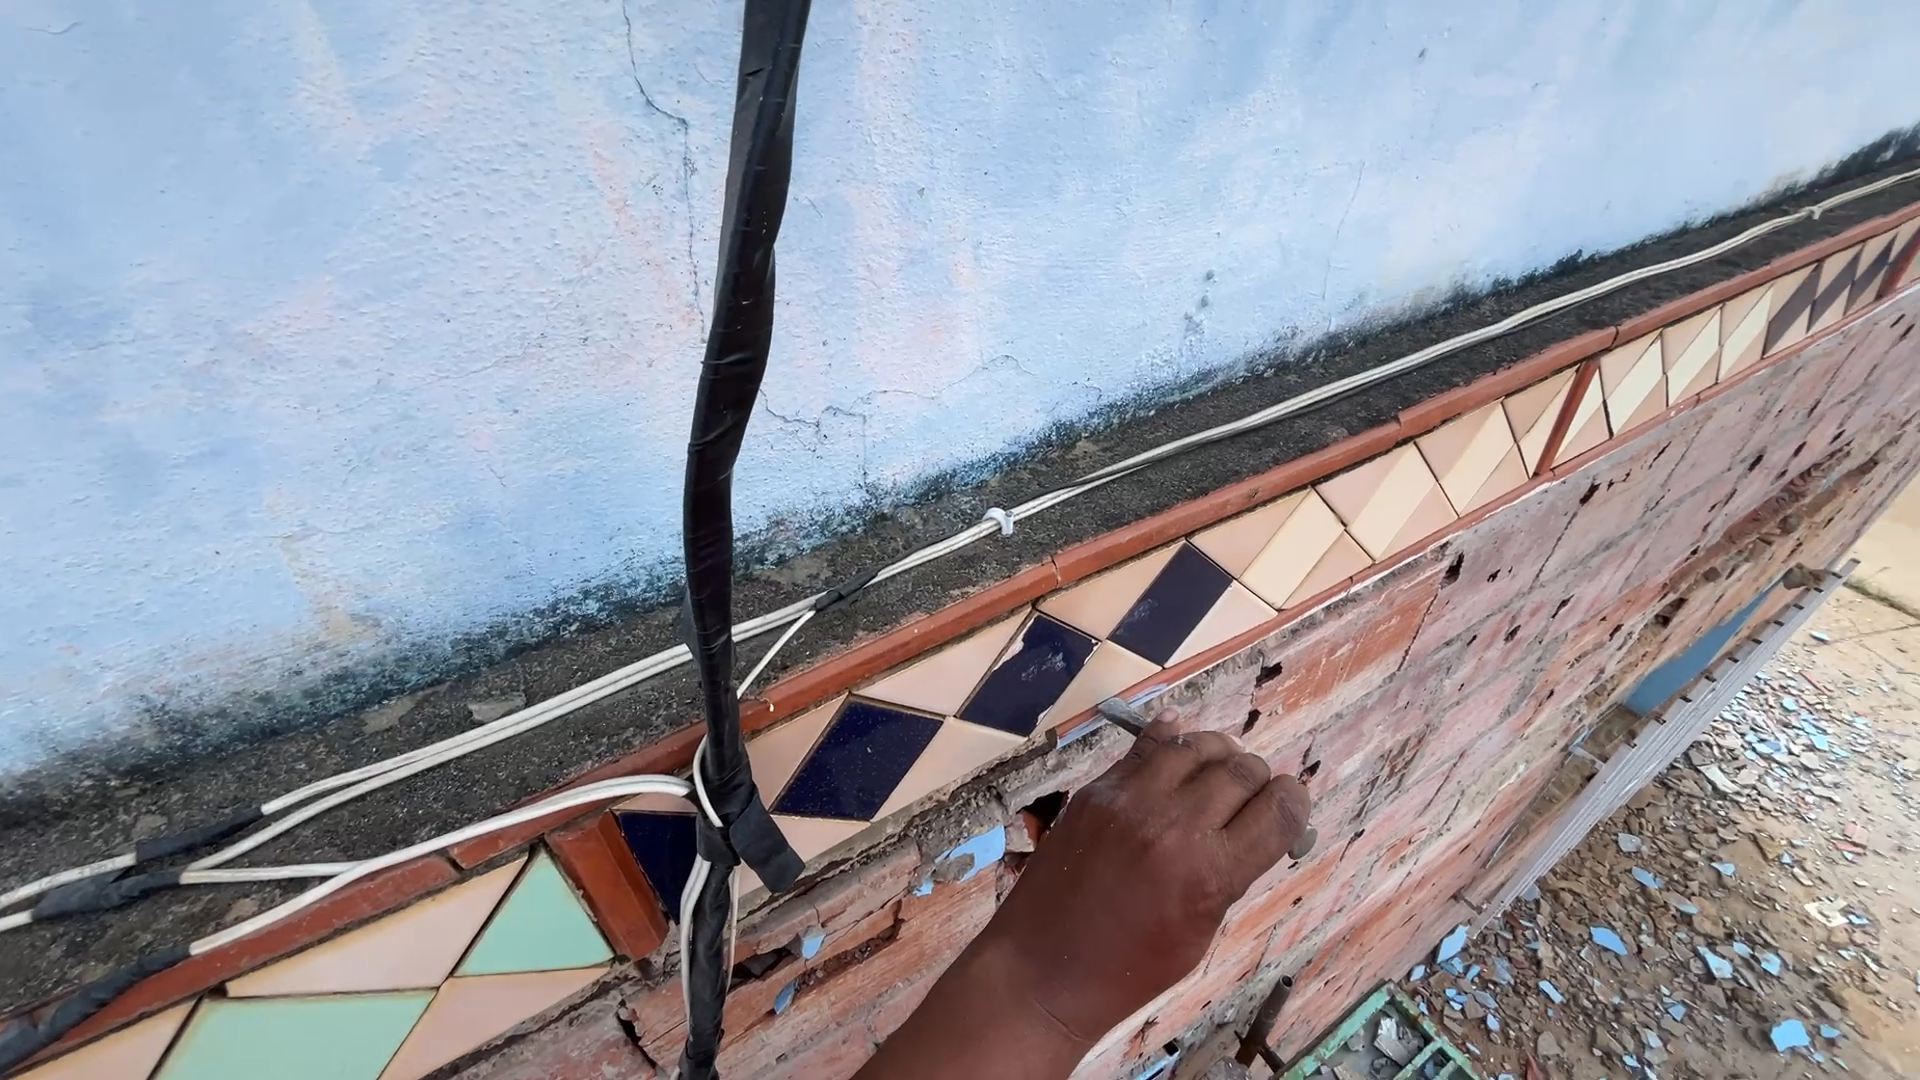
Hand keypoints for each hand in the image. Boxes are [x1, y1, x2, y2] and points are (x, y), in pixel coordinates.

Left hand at [981, 711, 1312, 1042]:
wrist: (1045, 964)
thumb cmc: (1130, 965)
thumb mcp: (1201, 930)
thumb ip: (1230, 871)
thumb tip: (1255, 828)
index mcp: (1210, 873)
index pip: (1277, 813)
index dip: (1294, 801)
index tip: (1293, 800)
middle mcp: (1174, 825)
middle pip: (1240, 772)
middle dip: (1258, 778)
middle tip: (1255, 789)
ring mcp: (1130, 800)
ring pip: (1194, 747)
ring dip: (1218, 752)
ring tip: (1221, 764)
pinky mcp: (1098, 789)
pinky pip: (1142, 746)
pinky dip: (1168, 737)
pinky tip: (1179, 733)